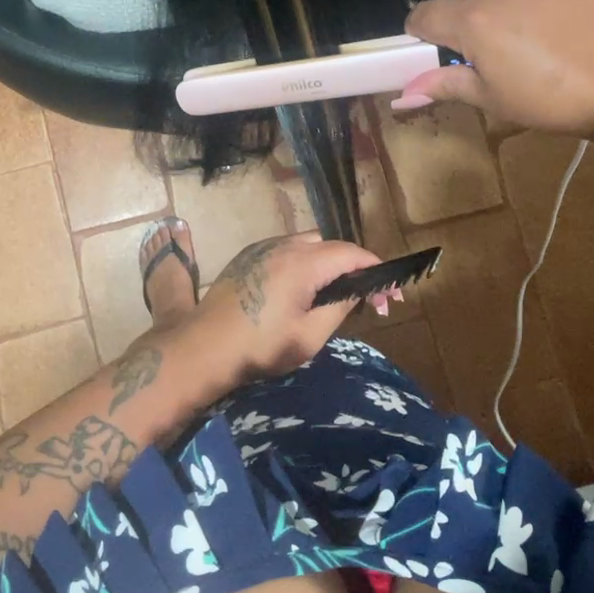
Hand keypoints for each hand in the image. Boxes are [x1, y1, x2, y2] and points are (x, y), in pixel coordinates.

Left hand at [189, 233, 380, 378]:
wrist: (204, 347)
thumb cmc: (260, 346)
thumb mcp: (309, 335)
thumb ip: (340, 307)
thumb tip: (359, 291)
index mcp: (302, 263)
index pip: (351, 253)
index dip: (375, 270)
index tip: (389, 295)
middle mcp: (282, 246)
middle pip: (329, 245)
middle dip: (352, 267)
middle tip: (365, 299)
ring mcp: (261, 248)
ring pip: (306, 245)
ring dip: (327, 264)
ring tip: (335, 295)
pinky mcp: (246, 257)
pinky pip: (285, 250)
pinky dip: (303, 263)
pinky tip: (303, 290)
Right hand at [398, 0, 593, 139]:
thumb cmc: (558, 102)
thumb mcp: (496, 101)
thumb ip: (448, 85)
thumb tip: (405, 94)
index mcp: (470, 23)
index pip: (422, 17)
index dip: (422, 35)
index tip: (437, 51)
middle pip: (462, 2)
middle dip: (468, 26)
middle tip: (497, 58)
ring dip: (501, 4)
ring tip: (532, 31)